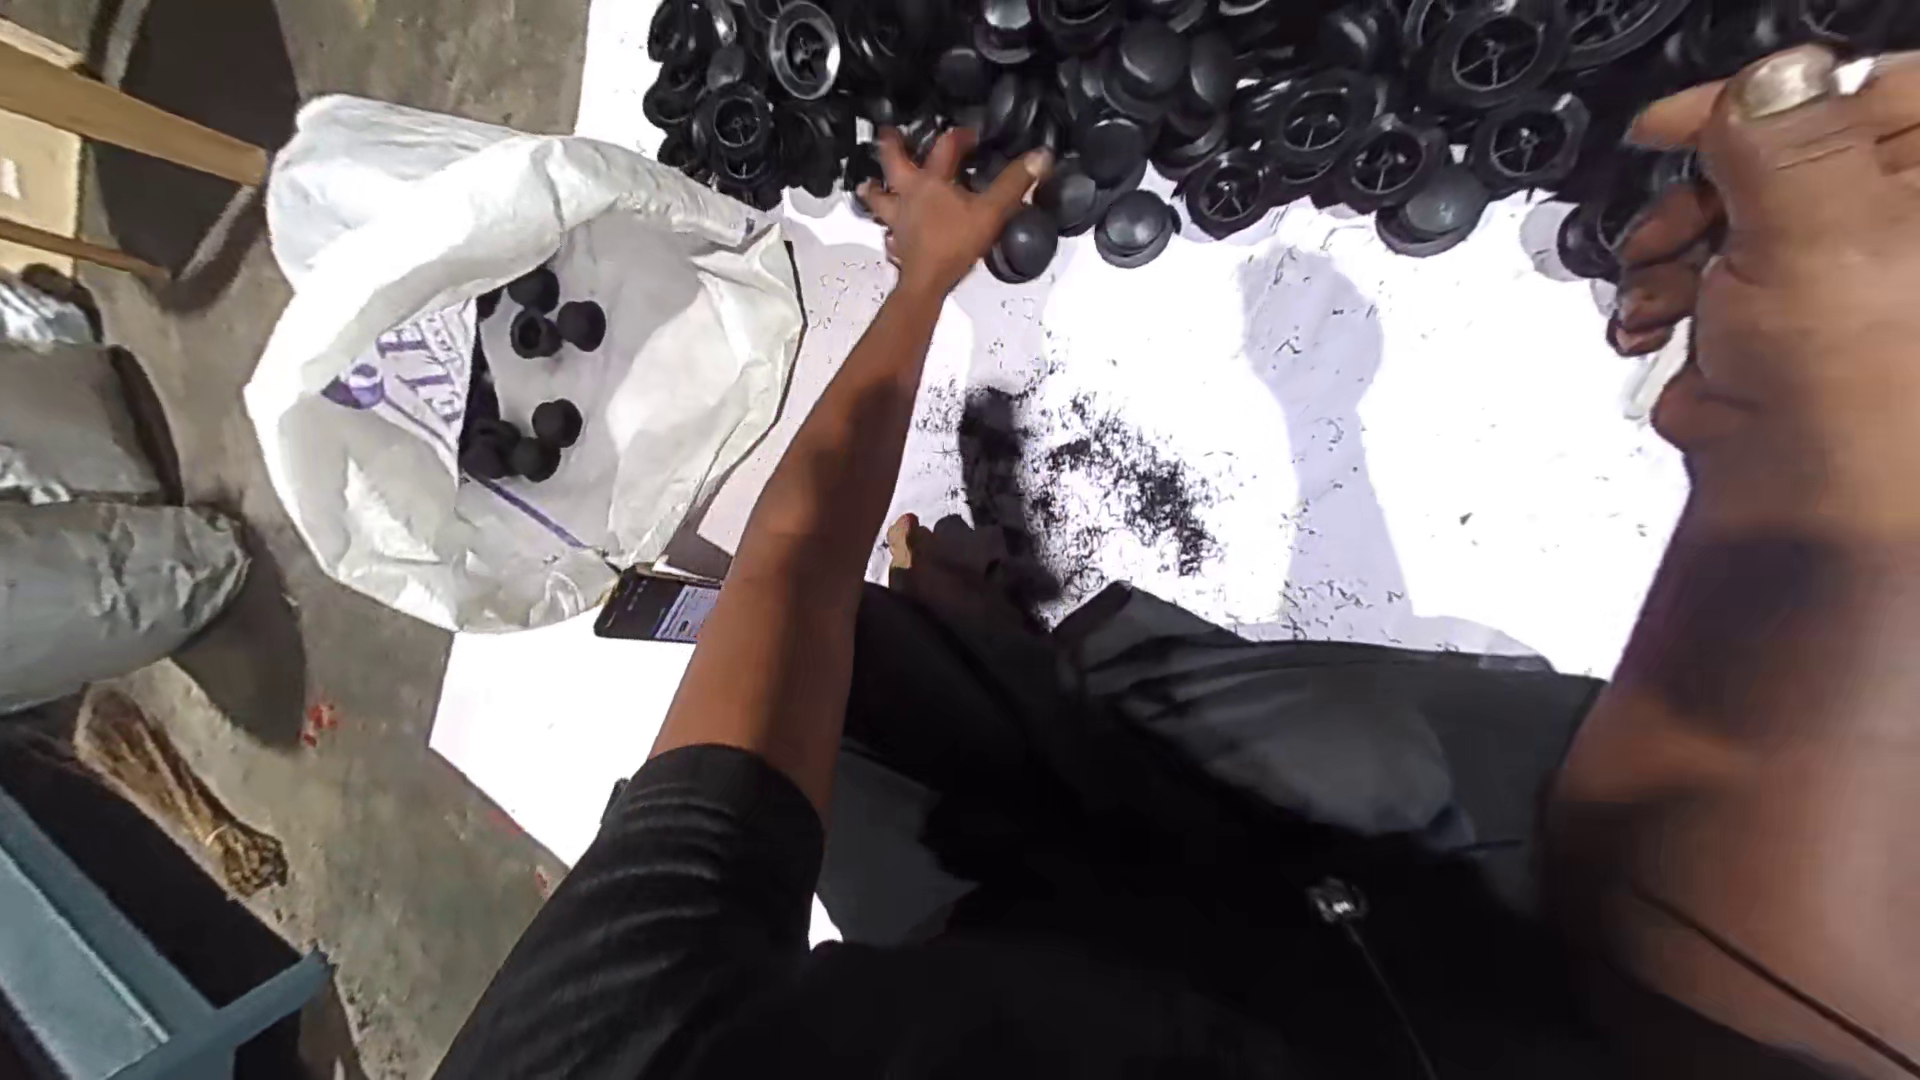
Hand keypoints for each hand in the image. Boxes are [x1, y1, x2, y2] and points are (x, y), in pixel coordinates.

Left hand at [860, 128, 1051, 297]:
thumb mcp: (991, 212)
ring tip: (872, 184)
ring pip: (879, 198)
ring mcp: (898, 221)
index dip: (960, 136)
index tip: (971, 136)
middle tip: (890, 135)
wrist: (926, 284)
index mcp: (931, 181)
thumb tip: (1039, 159)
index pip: (945, 145)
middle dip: (892, 145)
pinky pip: (888, 234)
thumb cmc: (952, 247)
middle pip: (893, 161)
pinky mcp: (898, 245)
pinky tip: (891, 233)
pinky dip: (888, 230)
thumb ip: (1014, 184)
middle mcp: (908, 196)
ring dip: (876, 189)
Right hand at [1612, 46, 1919, 513]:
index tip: (1667, 123)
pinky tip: (1659, 322)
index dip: (1746, 105)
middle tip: (1672, 242)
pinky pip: (1676, 274)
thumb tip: (1769, 76)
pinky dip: (1651, 299)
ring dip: (1658, 263)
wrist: (1793, 458)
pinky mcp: (1745, 300)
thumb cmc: (1845, 362)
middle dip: (1685, 209)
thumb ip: (1787, 148)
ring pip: (1698, 224)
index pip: (1841, 93)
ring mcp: (1804, 256)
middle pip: (1749, 163)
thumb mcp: (1817, 234)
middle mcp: (1876, 205)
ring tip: (1668, 300)